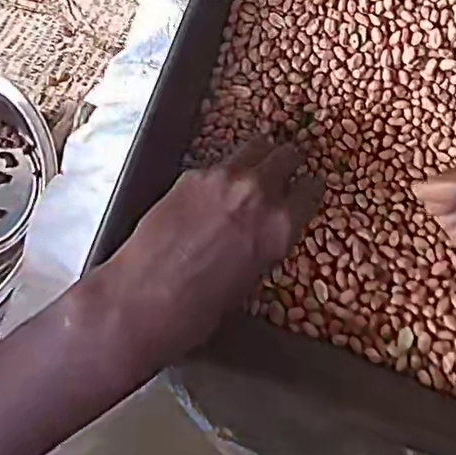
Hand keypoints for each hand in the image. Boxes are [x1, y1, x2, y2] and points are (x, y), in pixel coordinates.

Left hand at [105, 137, 325, 365]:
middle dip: (288, 160)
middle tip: (287, 164)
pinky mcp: (192, 174)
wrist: (144, 296)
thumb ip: (265, 243)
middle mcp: (257, 194)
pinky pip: (218, 164)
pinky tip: (212, 190)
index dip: (309, 187)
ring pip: (254, 147)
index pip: (311, 189)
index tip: (308, 185)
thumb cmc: (198, 307)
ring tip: (255, 164)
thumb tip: (263, 230)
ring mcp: (223, 178)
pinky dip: (222, 173)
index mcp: (280, 227)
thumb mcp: (251, 280)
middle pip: (285, 155)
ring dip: (259, 155)